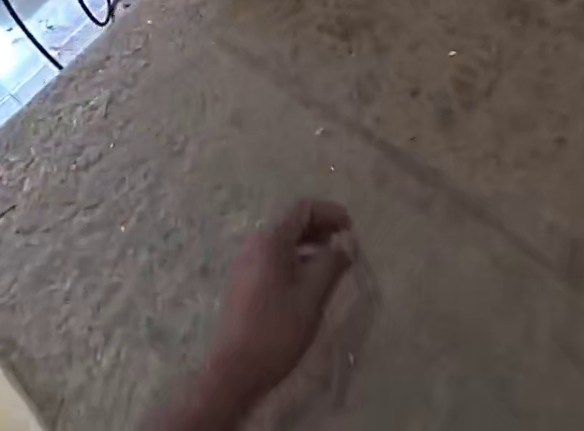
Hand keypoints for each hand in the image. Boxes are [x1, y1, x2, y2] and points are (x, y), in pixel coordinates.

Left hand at [205, 200, 354, 409]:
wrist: (233, 374)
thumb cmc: (277, 328)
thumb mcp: (313, 292)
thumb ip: (334, 261)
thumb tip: (348, 242)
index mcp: (271, 240)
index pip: (304, 209)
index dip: (330, 212)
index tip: (350, 228)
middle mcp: (255, 245)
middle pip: (292, 223)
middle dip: (321, 227)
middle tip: (344, 242)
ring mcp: (246, 265)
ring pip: (283, 242)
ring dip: (310, 245)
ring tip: (331, 262)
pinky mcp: (244, 284)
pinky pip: (274, 258)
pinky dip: (296, 259)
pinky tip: (309, 281)